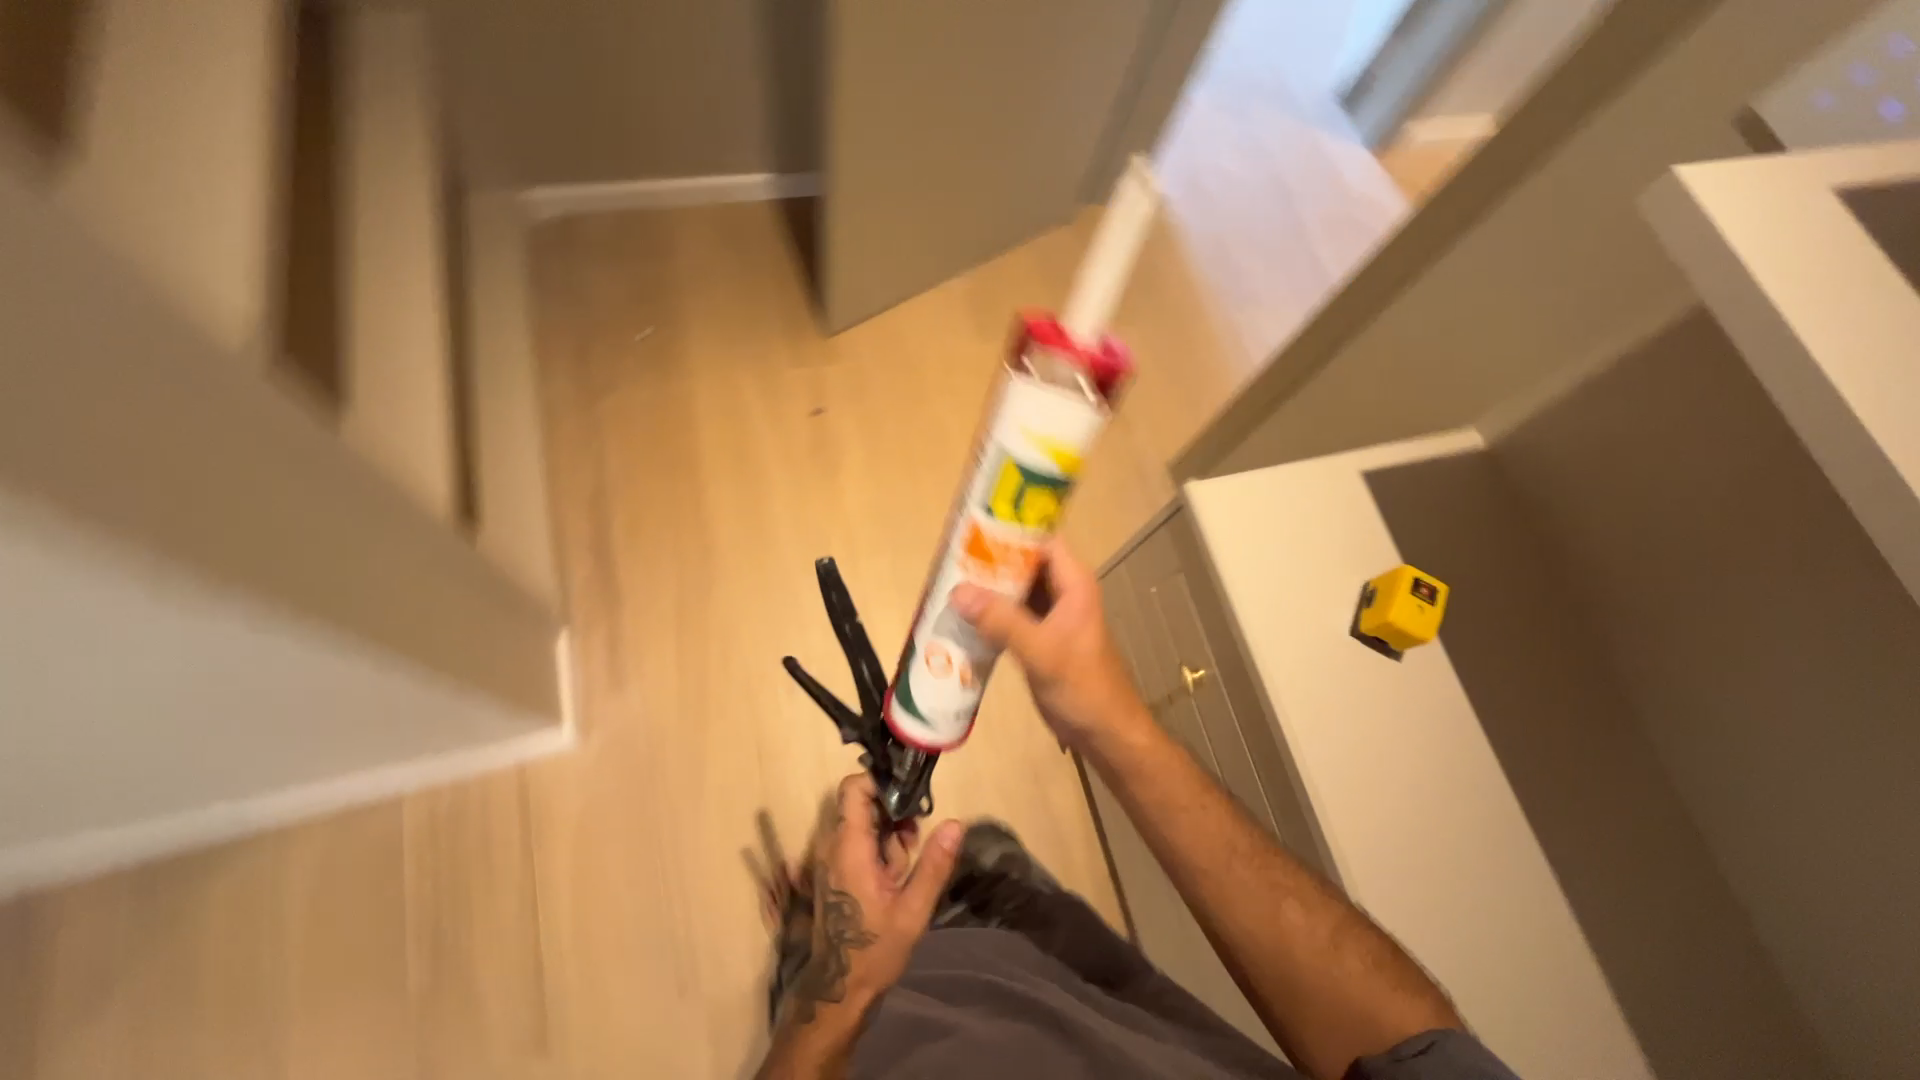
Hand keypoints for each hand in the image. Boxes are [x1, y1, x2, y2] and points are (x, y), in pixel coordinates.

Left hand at [785, 775, 963, 1024]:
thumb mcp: (913, 910)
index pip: (854, 788)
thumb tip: (956, 823)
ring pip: (864, 824)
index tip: (912, 797)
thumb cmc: (875, 949)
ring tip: (904, 870)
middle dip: (894, 815)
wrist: (840, 989)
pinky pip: (860, 843)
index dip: (882, 782)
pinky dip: (880, 851)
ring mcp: (833, 859)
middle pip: (862, 804)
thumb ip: (934, 864)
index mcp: (849, 847)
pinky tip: (894, 879)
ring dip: (890, 836)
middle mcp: (834, 846)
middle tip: (915, 842)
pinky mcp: (837, 871)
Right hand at [950, 538, 1145, 751]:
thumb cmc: (1083, 688)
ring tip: (948, 583)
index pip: (1040, 541)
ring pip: (1016, 591)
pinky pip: (1012, 617)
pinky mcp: (1041, 640)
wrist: (1105, 733)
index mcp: (1074, 584)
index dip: (1009, 533)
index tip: (971, 531)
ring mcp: (1052, 617)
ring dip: (988, 590)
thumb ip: (1002, 621)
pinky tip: (962, 619)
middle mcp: (1064, 593)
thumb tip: (957, 591)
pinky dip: (991, 615)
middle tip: (949, 559)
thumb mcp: (1041, 651)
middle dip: (990, 562)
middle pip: (1024, 564)